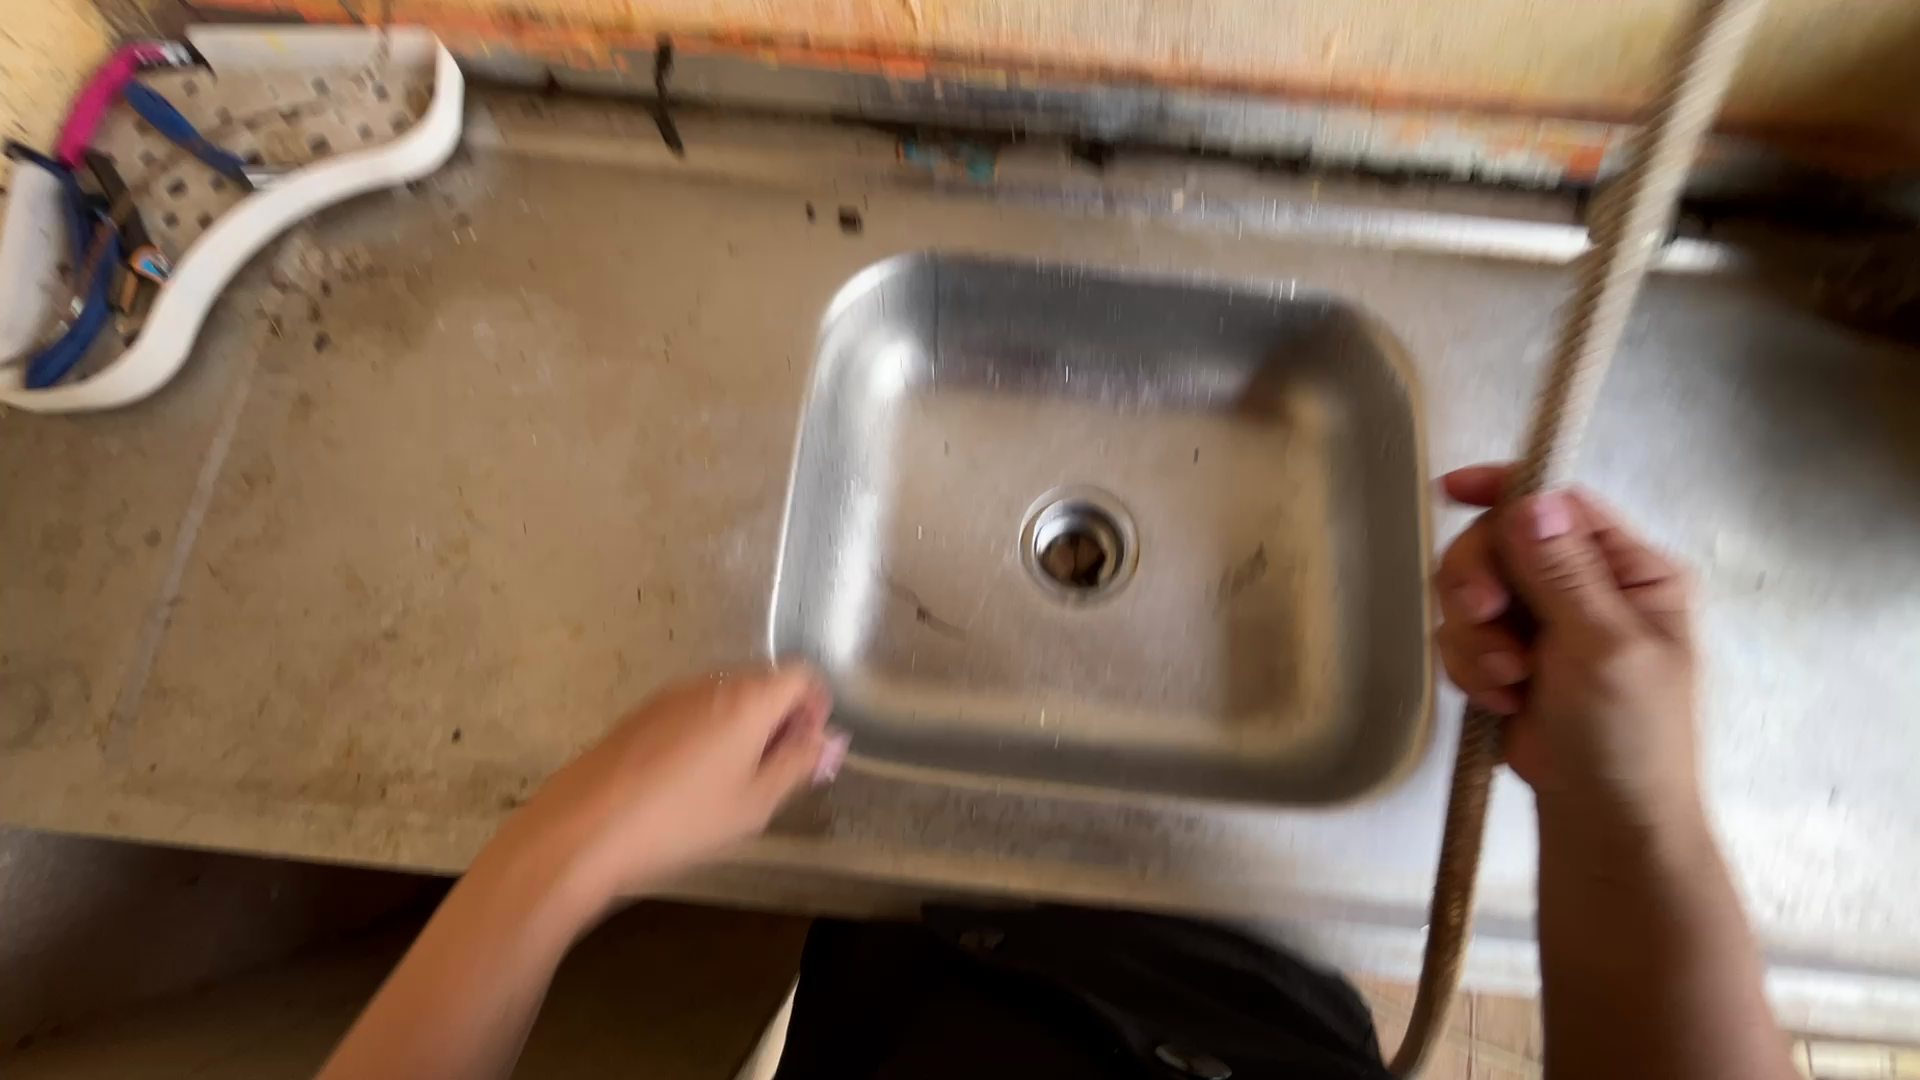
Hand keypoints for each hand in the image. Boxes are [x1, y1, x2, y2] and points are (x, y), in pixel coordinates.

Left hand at [476, 664, 847, 921]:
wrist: (578, 832)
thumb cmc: (681, 820)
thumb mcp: (755, 803)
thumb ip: (799, 764)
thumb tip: (828, 741)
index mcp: (749, 698)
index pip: (803, 675)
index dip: (816, 707)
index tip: (808, 749)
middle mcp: (714, 683)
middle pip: (767, 682)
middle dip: (783, 719)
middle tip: (776, 771)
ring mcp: (673, 694)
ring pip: (730, 696)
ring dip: (747, 726)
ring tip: (733, 780)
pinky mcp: (643, 712)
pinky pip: (696, 708)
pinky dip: (712, 730)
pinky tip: (691, 778)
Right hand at [1434, 465, 1699, 825]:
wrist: (1600, 808)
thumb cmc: (1629, 731)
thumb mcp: (1604, 647)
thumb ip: (1564, 574)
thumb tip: (1531, 501)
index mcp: (1626, 570)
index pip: (1556, 504)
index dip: (1503, 491)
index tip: (1449, 490)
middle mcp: (1576, 584)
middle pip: (1494, 544)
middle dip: (1476, 584)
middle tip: (1482, 617)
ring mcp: (1534, 619)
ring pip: (1464, 591)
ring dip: (1473, 638)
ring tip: (1507, 682)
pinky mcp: (1497, 651)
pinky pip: (1455, 634)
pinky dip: (1467, 665)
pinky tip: (1500, 697)